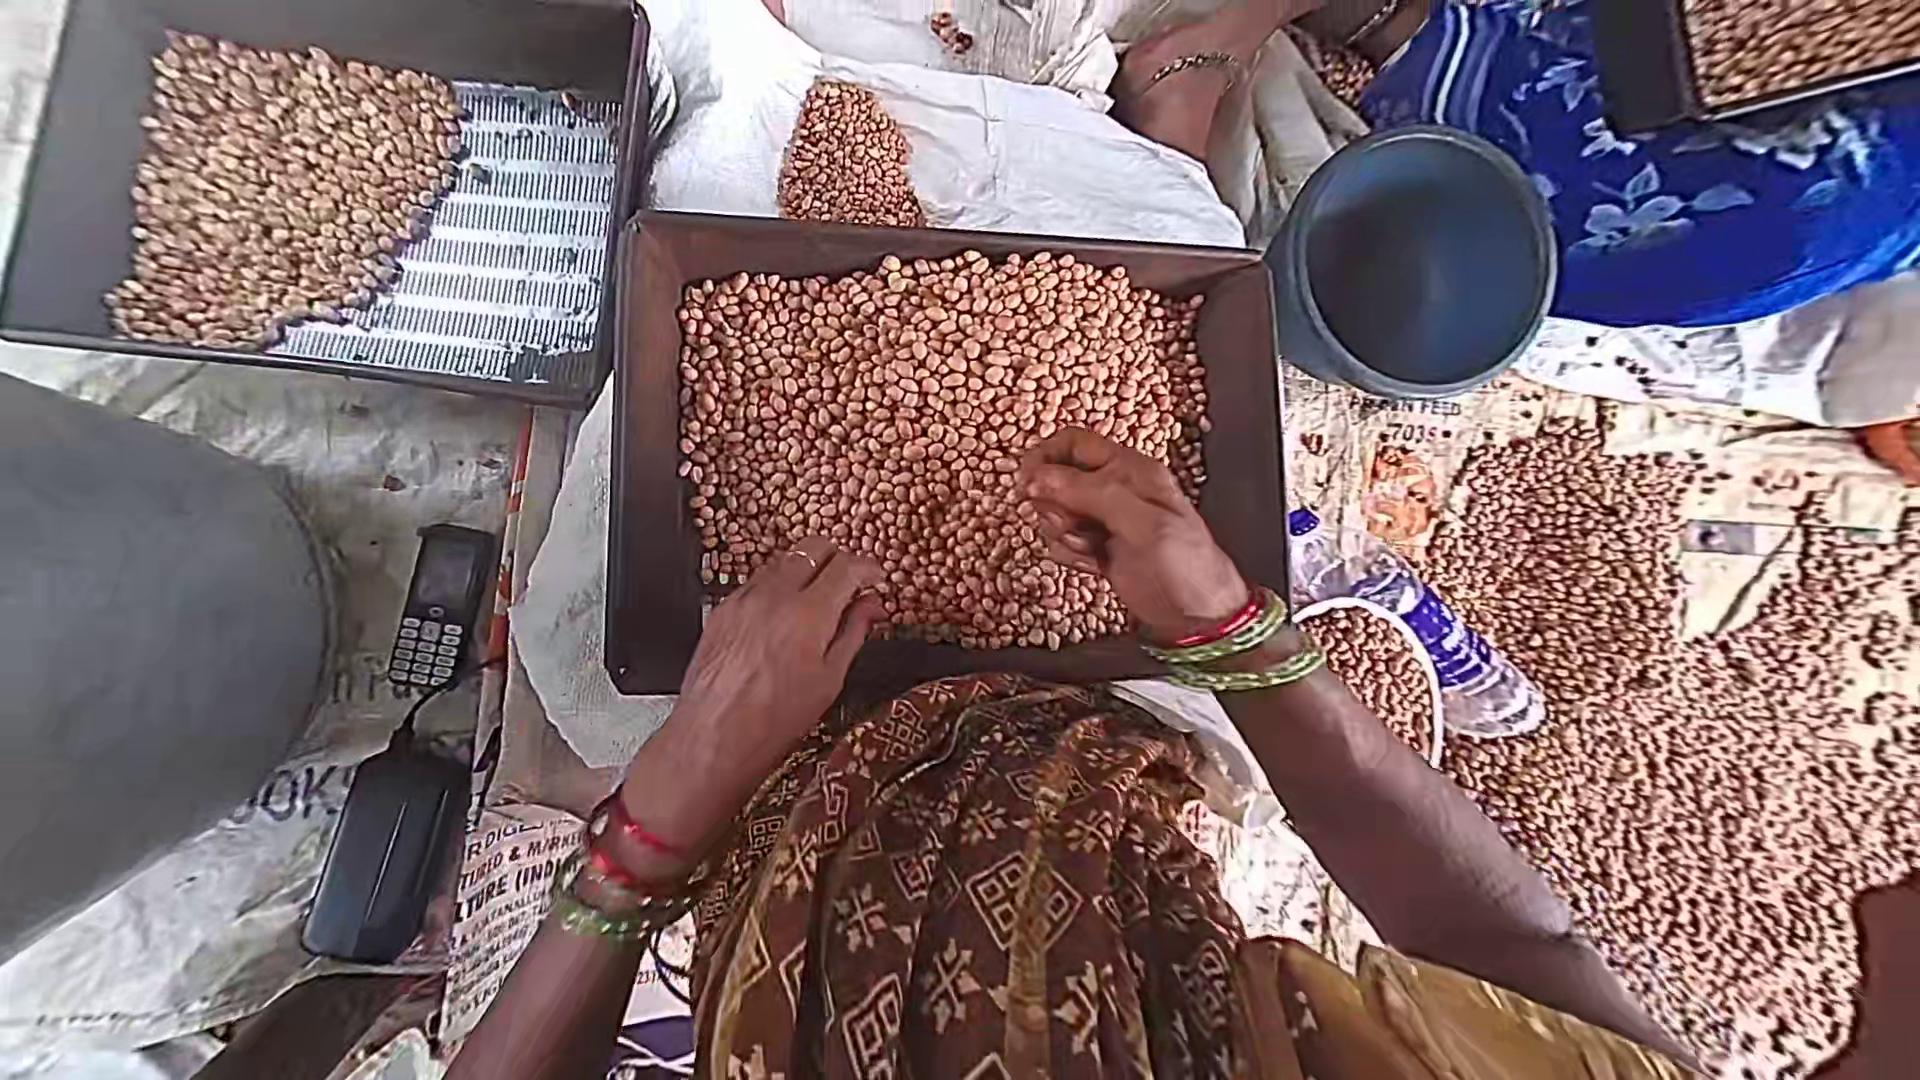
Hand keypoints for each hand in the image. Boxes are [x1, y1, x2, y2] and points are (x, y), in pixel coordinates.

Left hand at [617, 537, 881, 862]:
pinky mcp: (723, 608)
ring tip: (819, 598)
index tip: (876, 577)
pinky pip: (759, 579)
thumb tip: (872, 606)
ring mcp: (744, 598)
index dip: (869, 567)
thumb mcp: (829, 679)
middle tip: (851, 580)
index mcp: (808, 614)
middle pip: (814, 546)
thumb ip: (853, 632)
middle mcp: (774, 596)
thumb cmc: (773, 720)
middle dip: (839, 557)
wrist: (713, 739)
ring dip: (809, 568)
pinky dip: (780, 584)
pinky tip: (786, 612)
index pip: (847, 566)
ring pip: (785, 558)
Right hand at [1019, 428, 1250, 643]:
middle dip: (1052, 503)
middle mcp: (1113, 489)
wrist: (1196, 618)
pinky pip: (1061, 541)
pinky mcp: (1096, 547)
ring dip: (1061, 532)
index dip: (1044, 457)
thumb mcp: (1142, 523)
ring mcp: (1103, 519)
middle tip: (1070, 524)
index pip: (1073, 443)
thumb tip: (1038, 477)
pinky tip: (1094, 565)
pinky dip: (1069, 554)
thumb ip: (1091, 494)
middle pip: (1055, 479)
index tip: (1027, 483)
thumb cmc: (1185, 566)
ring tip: (1089, 548)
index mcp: (1130, 469)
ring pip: (1054, 511)